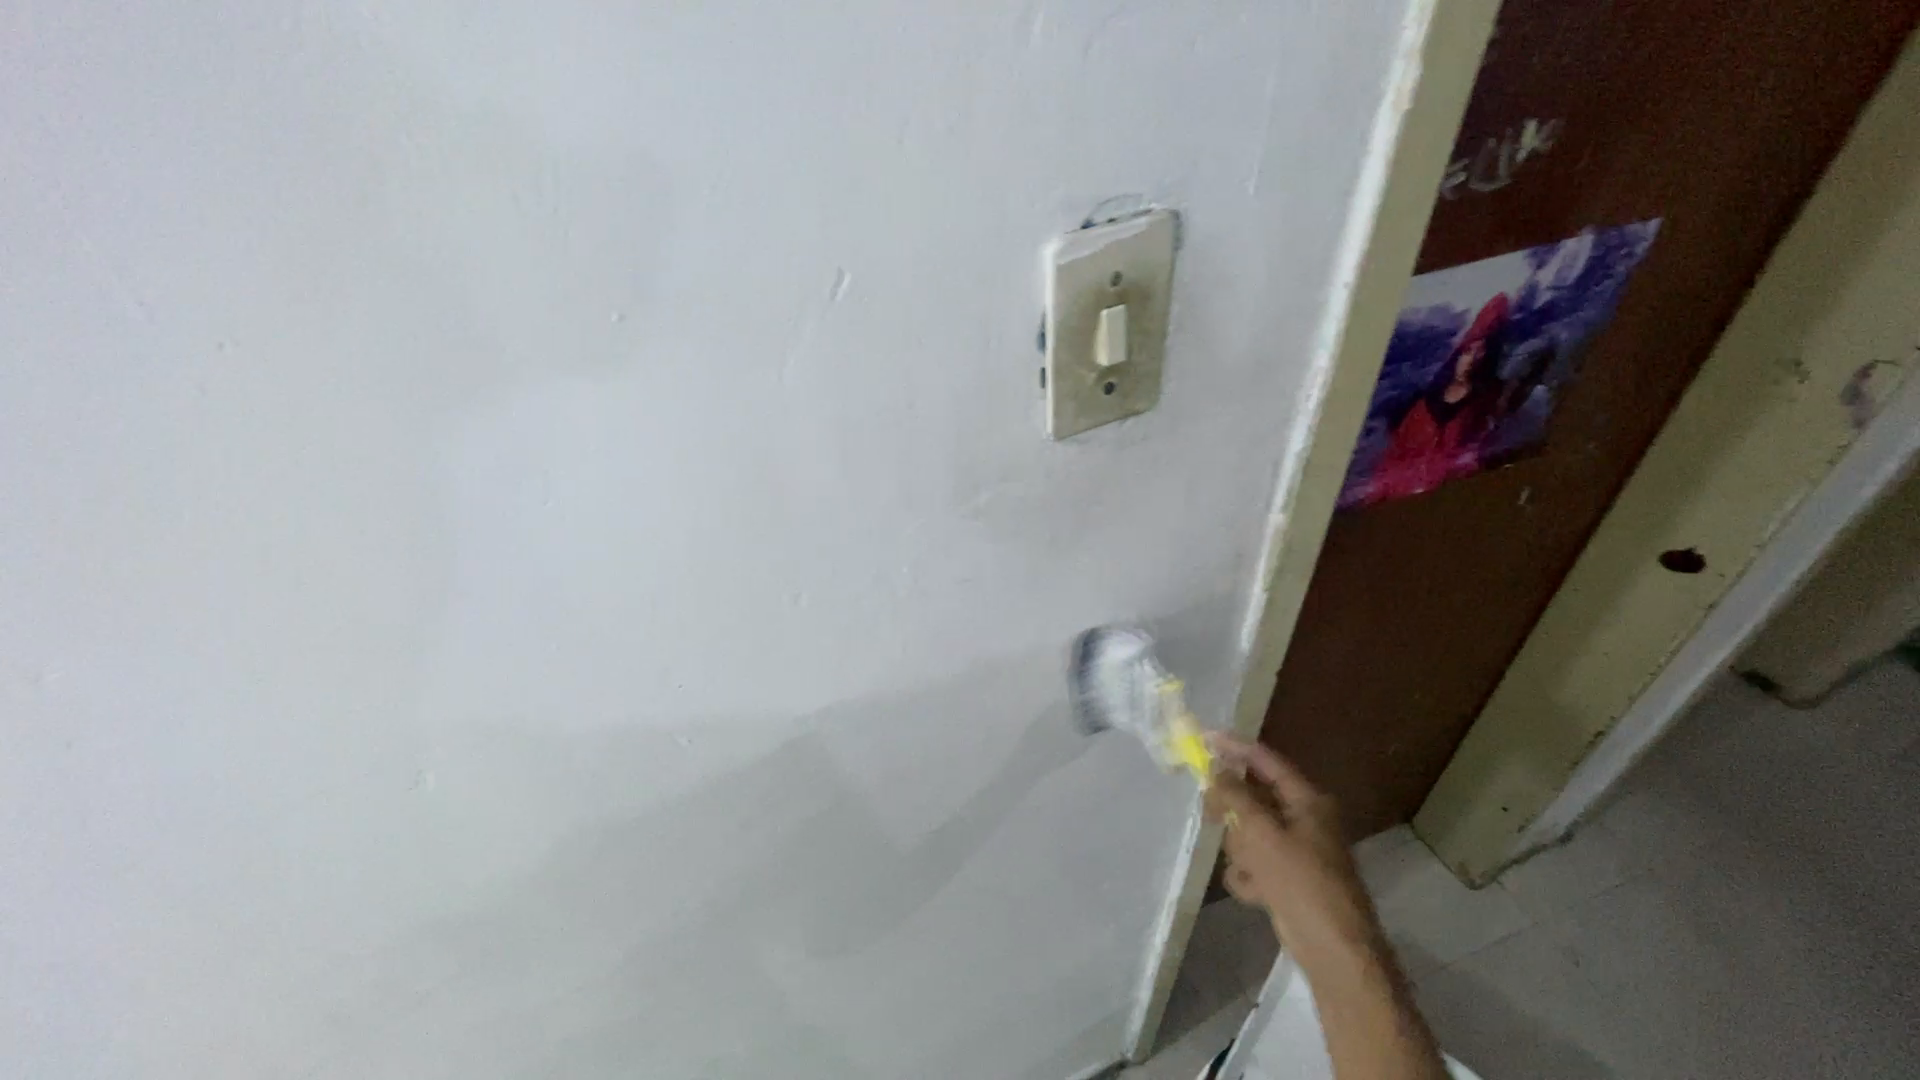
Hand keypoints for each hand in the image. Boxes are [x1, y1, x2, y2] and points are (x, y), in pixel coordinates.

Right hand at [1204, 733, 1383, 969]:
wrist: (1332, 948)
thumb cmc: (1301, 881)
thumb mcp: (1263, 833)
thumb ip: (1236, 796)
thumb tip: (1215, 768)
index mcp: (1307, 801)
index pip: (1266, 762)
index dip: (1235, 748)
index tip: (1204, 739)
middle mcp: (1302, 820)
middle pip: (1253, 799)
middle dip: (1234, 813)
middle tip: (1211, 816)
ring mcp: (1294, 851)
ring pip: (1249, 834)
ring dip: (1242, 852)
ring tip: (1252, 871)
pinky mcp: (1285, 878)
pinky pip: (1253, 864)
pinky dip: (1250, 877)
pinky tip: (1257, 894)